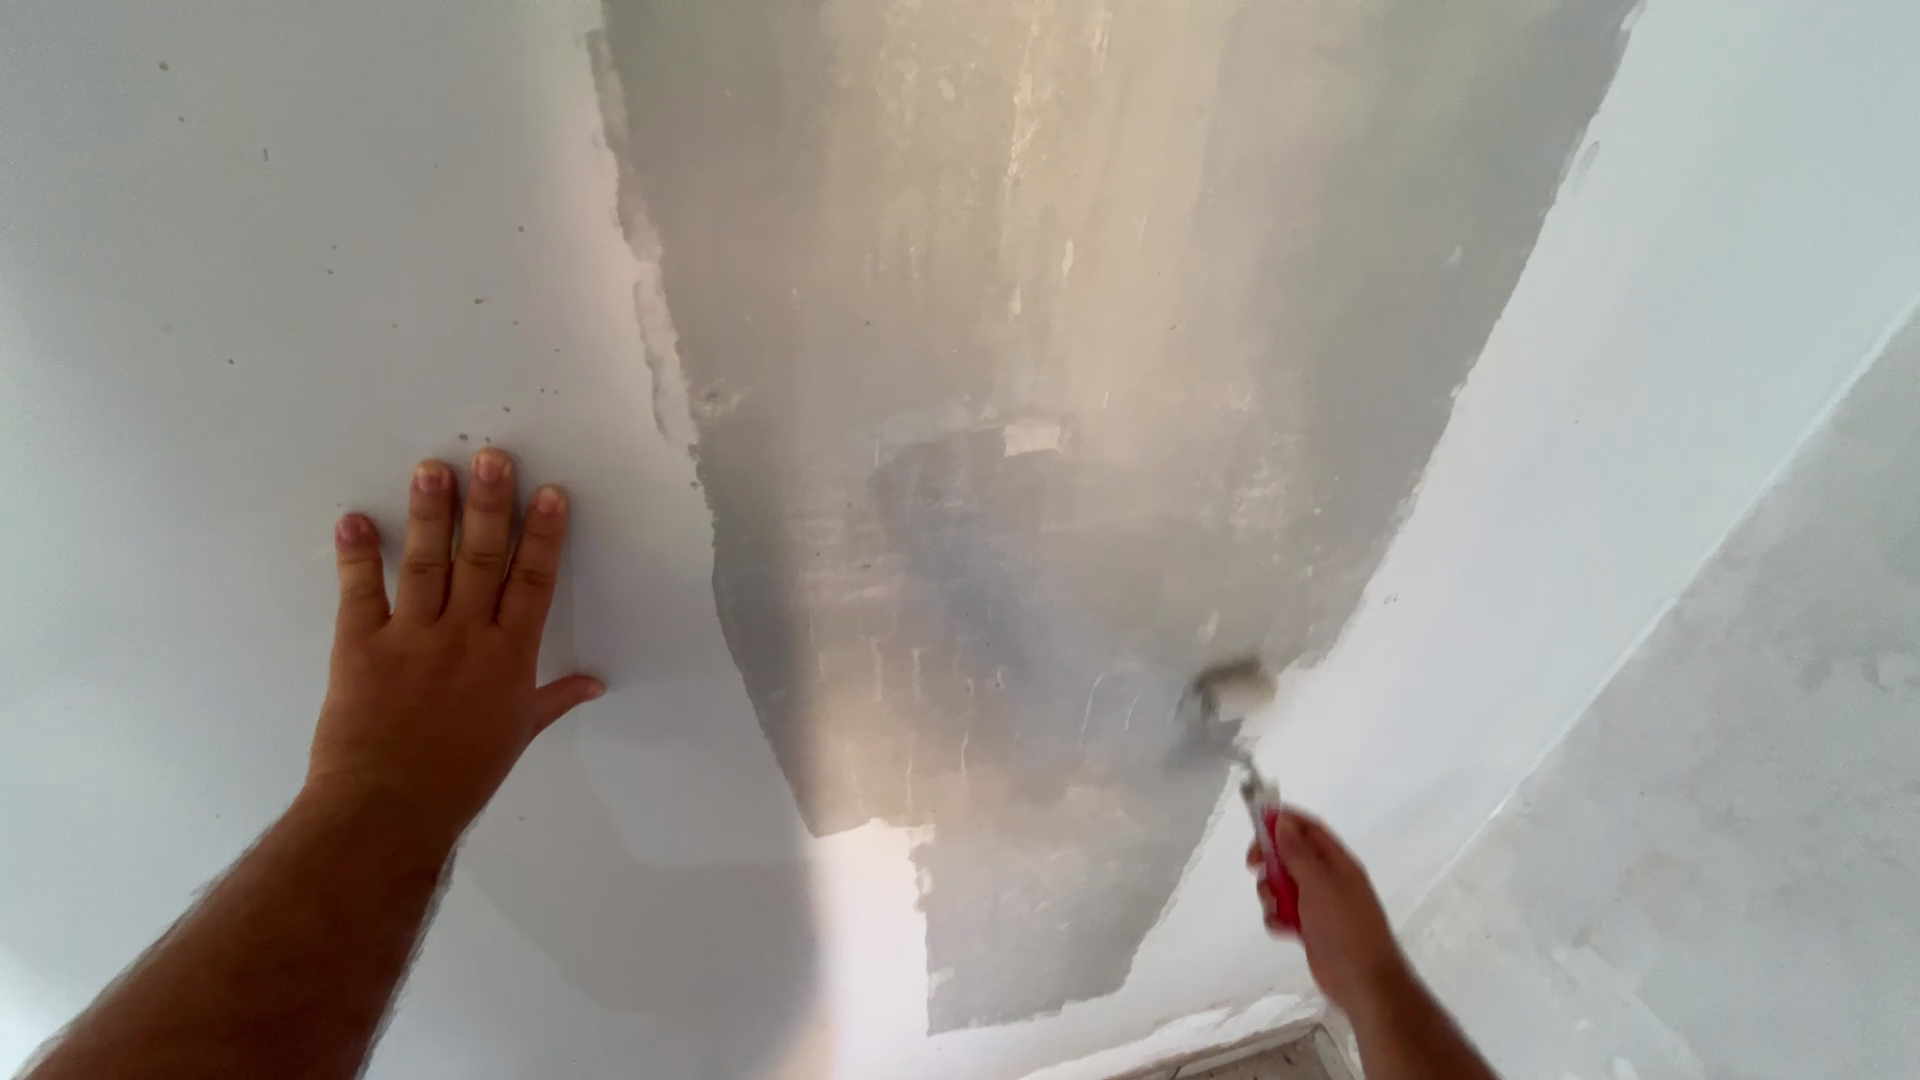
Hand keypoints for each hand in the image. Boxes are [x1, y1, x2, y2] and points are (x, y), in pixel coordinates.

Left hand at [307, 450, 604, 841]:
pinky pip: (359, 595)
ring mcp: (412, 638)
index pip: (535, 581)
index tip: (550, 493)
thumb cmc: (465, 771)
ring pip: (426, 564)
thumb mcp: (521, 731)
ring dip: (430, 514)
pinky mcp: (360, 648)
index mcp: (510, 654)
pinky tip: (355, 520)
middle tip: (491, 458)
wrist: (388, 808)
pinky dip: (356, 556)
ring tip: (431, 468)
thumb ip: (557, 697)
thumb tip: (596, 684)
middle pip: (483, 559)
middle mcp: (466, 635)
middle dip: (490, 506)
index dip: (544, 534)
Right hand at [1249, 810, 1412, 1014]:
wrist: (1366, 985)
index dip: (1283, 820)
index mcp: (1337, 862)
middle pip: (1289, 854)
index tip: (1257, 822)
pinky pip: (1283, 912)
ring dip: (1270, 892)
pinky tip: (1283, 930)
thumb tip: (1282, 820)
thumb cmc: (1345, 927)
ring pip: (1281, 884)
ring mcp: (1318, 904)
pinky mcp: (1309, 928)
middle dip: (1268, 859)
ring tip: (1275, 907)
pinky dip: (1277, 918)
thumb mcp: (1318, 883)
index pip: (1307, 827)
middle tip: (1253, 865)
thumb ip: (1297, 851)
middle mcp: (1327, 878)